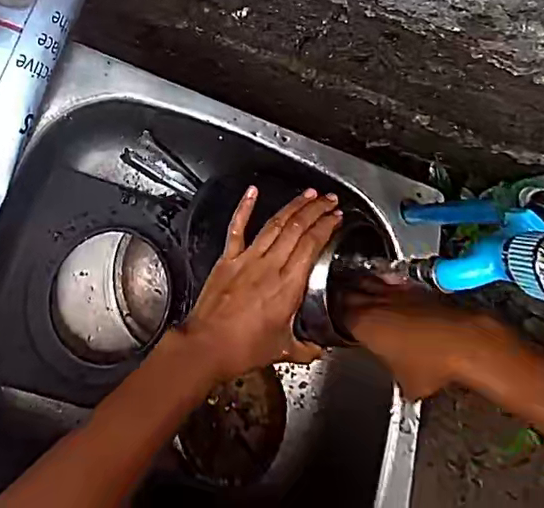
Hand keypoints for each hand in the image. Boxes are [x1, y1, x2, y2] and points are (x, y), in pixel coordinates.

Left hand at [174, 186, 341, 380]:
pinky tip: (252, 191)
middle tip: (328, 199)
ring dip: (292, 206)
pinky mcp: (228, 258)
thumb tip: (318, 350)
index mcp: (288, 286)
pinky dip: (245, 207)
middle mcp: (270, 266)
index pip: (311, 245)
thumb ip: (305, 348)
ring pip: (274, 224)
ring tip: (307, 194)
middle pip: (296, 228)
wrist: (207, 346)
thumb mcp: (283, 351)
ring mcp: (247, 258)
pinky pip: (237, 227)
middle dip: (315, 210)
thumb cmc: (245, 349)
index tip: (336, 217)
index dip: (325, 227)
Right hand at [339, 278, 522, 399]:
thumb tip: (401, 380)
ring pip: (367, 280)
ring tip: (357, 290)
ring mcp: (393, 290)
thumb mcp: (406, 383)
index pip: (335, 313)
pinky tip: (388, 289)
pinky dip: (385, 283)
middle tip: (337, 302)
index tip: (332, 320)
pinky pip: (390, 280)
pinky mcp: (413, 286)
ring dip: (360, 285)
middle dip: (341, 296)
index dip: (332, 316)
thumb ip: (394, 375)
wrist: (464, 341)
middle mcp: (373, 301)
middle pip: (347, 291)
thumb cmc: (432, 363)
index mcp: (361, 323)